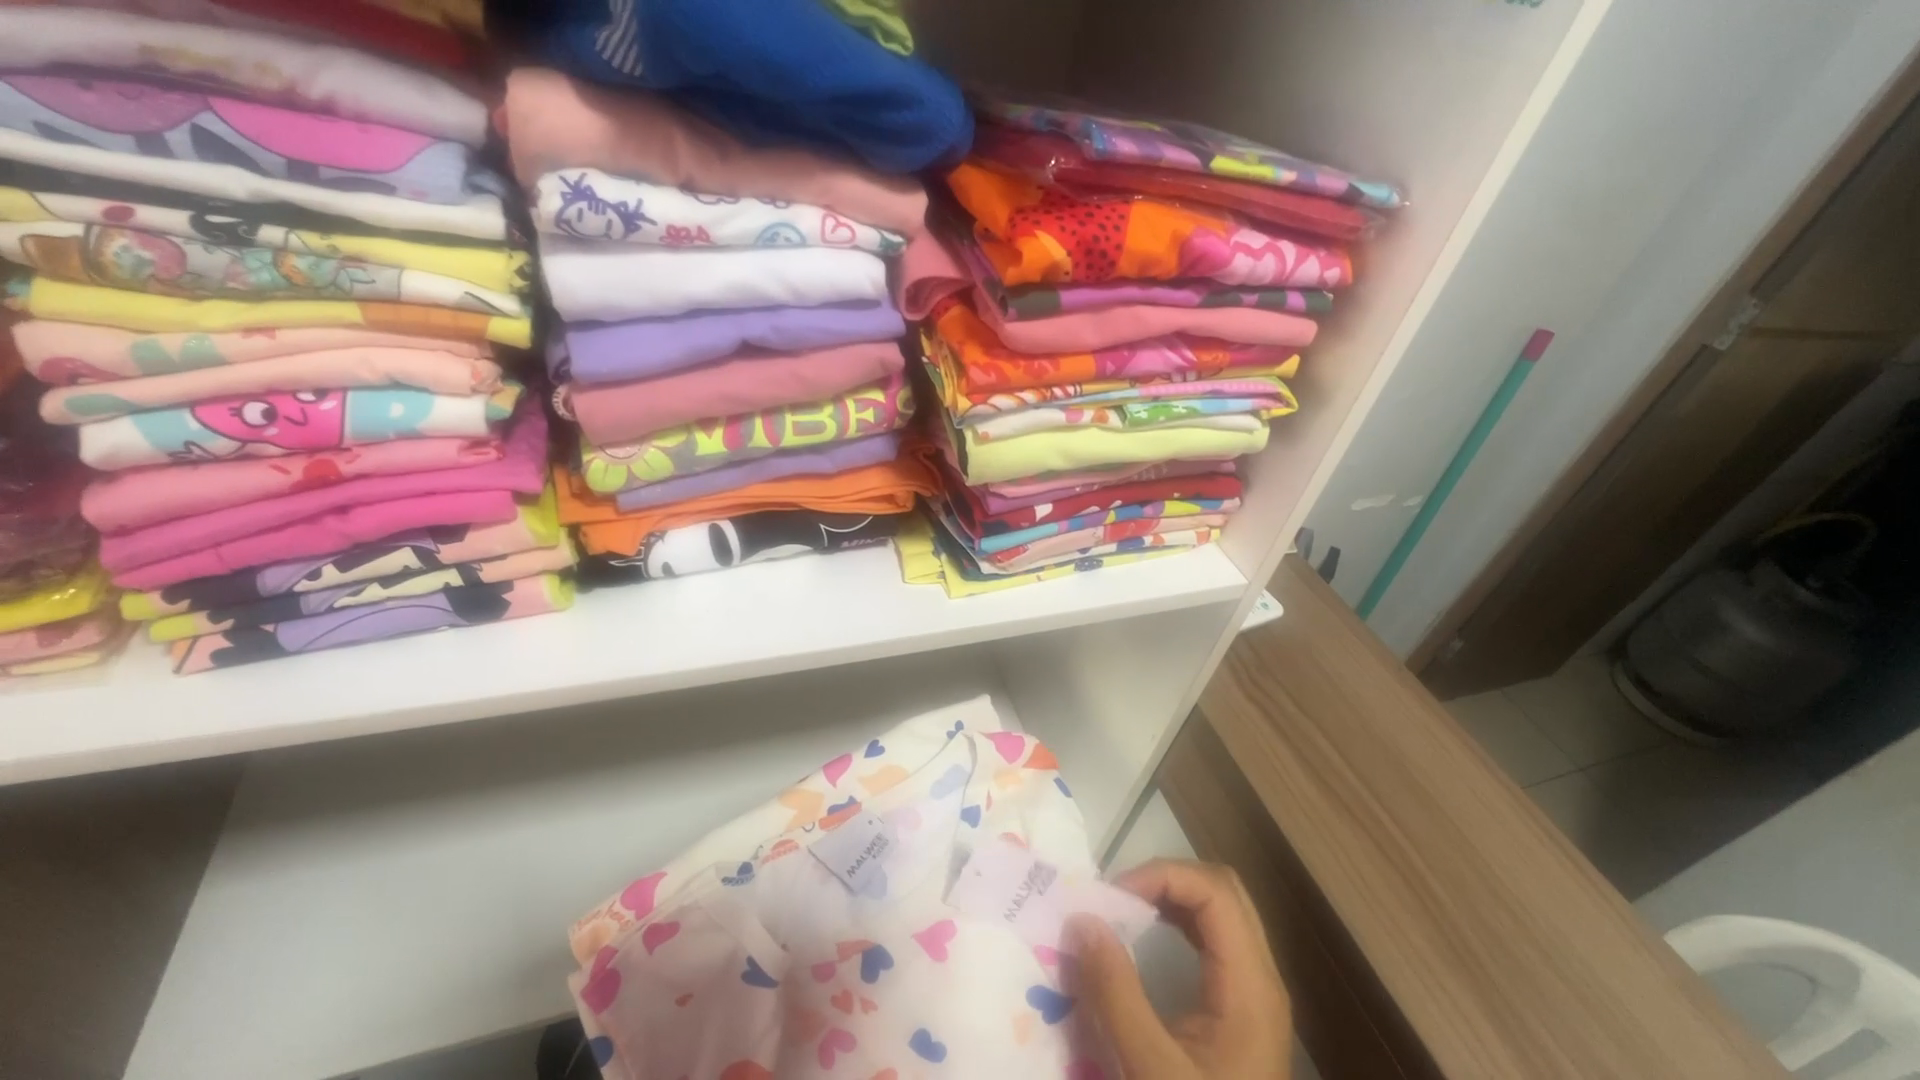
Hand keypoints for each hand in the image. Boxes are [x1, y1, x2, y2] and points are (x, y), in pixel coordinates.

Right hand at [1068, 859, 1291, 1078]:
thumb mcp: (1148, 1070)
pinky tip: (1145, 938)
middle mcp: (1261, 978)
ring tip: (1121, 914)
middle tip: (1113, 900)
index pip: (1214, 891)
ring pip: (1220, 912)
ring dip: (1170, 899)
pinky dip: (1177, 923)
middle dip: (1164, 880)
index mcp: (1250, 986)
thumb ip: (1115, 993)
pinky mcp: (1241, 1010)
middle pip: (1223, 892)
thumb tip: (1082, 920)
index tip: (1110, 899)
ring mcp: (1254, 993)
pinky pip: (1214, 940)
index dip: (1161, 876)